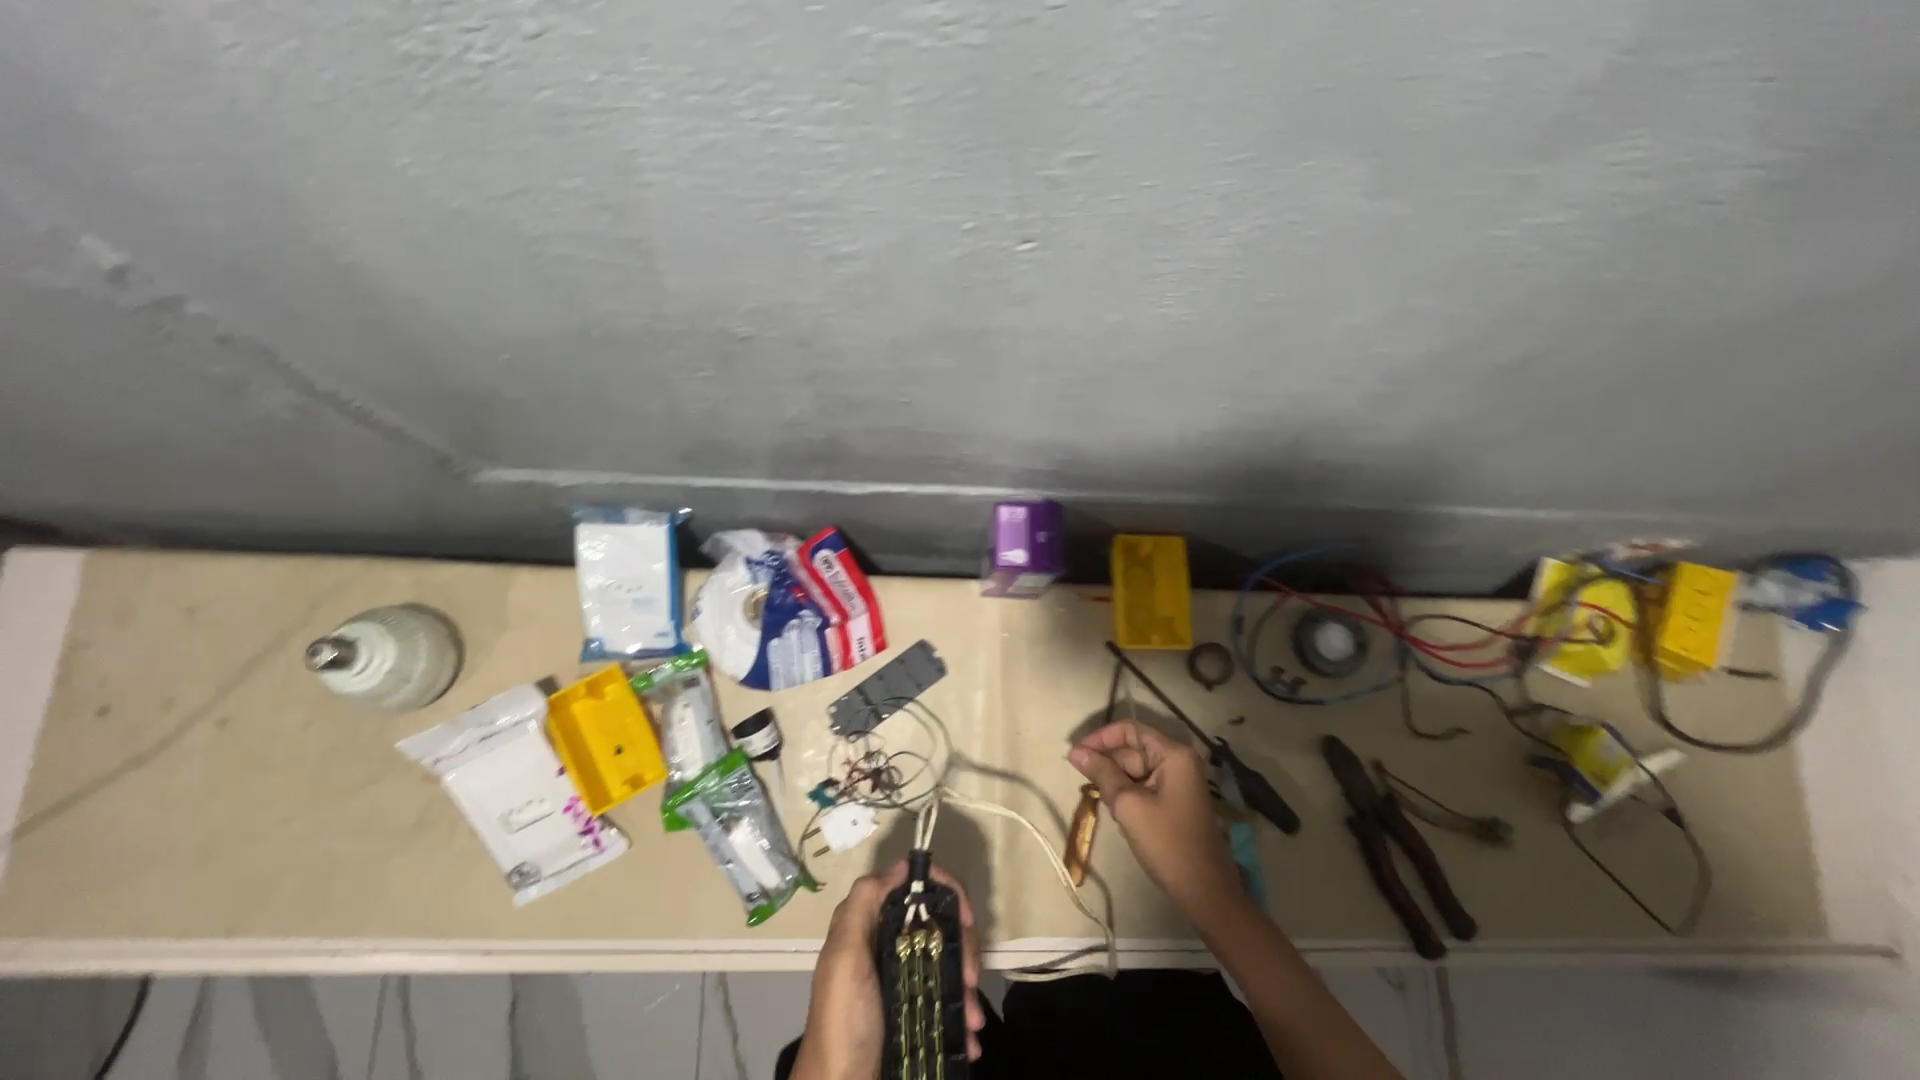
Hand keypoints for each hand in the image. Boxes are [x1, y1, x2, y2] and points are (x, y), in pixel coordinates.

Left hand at [792, 860, 984, 1079]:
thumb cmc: (842, 1020)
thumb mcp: (844, 957)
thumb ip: (864, 905)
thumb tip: (901, 865)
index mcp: (870, 923)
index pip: (914, 885)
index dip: (945, 891)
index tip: (967, 918)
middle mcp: (888, 942)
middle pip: (940, 922)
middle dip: (963, 948)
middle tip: (970, 979)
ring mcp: (904, 975)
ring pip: (949, 960)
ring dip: (967, 987)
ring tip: (974, 1021)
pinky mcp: (916, 1006)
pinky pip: (949, 996)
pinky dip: (964, 1013)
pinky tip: (970, 1037)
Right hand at [1069, 721, 1243, 917]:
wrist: (1204, 889)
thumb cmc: (1167, 842)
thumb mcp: (1128, 805)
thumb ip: (1102, 773)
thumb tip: (1075, 751)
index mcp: (1174, 754)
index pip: (1130, 729)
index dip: (1100, 738)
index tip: (1075, 755)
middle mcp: (1179, 761)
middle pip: (1132, 749)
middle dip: (1108, 765)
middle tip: (1086, 787)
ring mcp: (1178, 781)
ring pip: (1135, 770)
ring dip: (1116, 783)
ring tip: (1105, 804)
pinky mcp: (1175, 800)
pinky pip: (1144, 786)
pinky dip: (1128, 795)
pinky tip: (1119, 813)